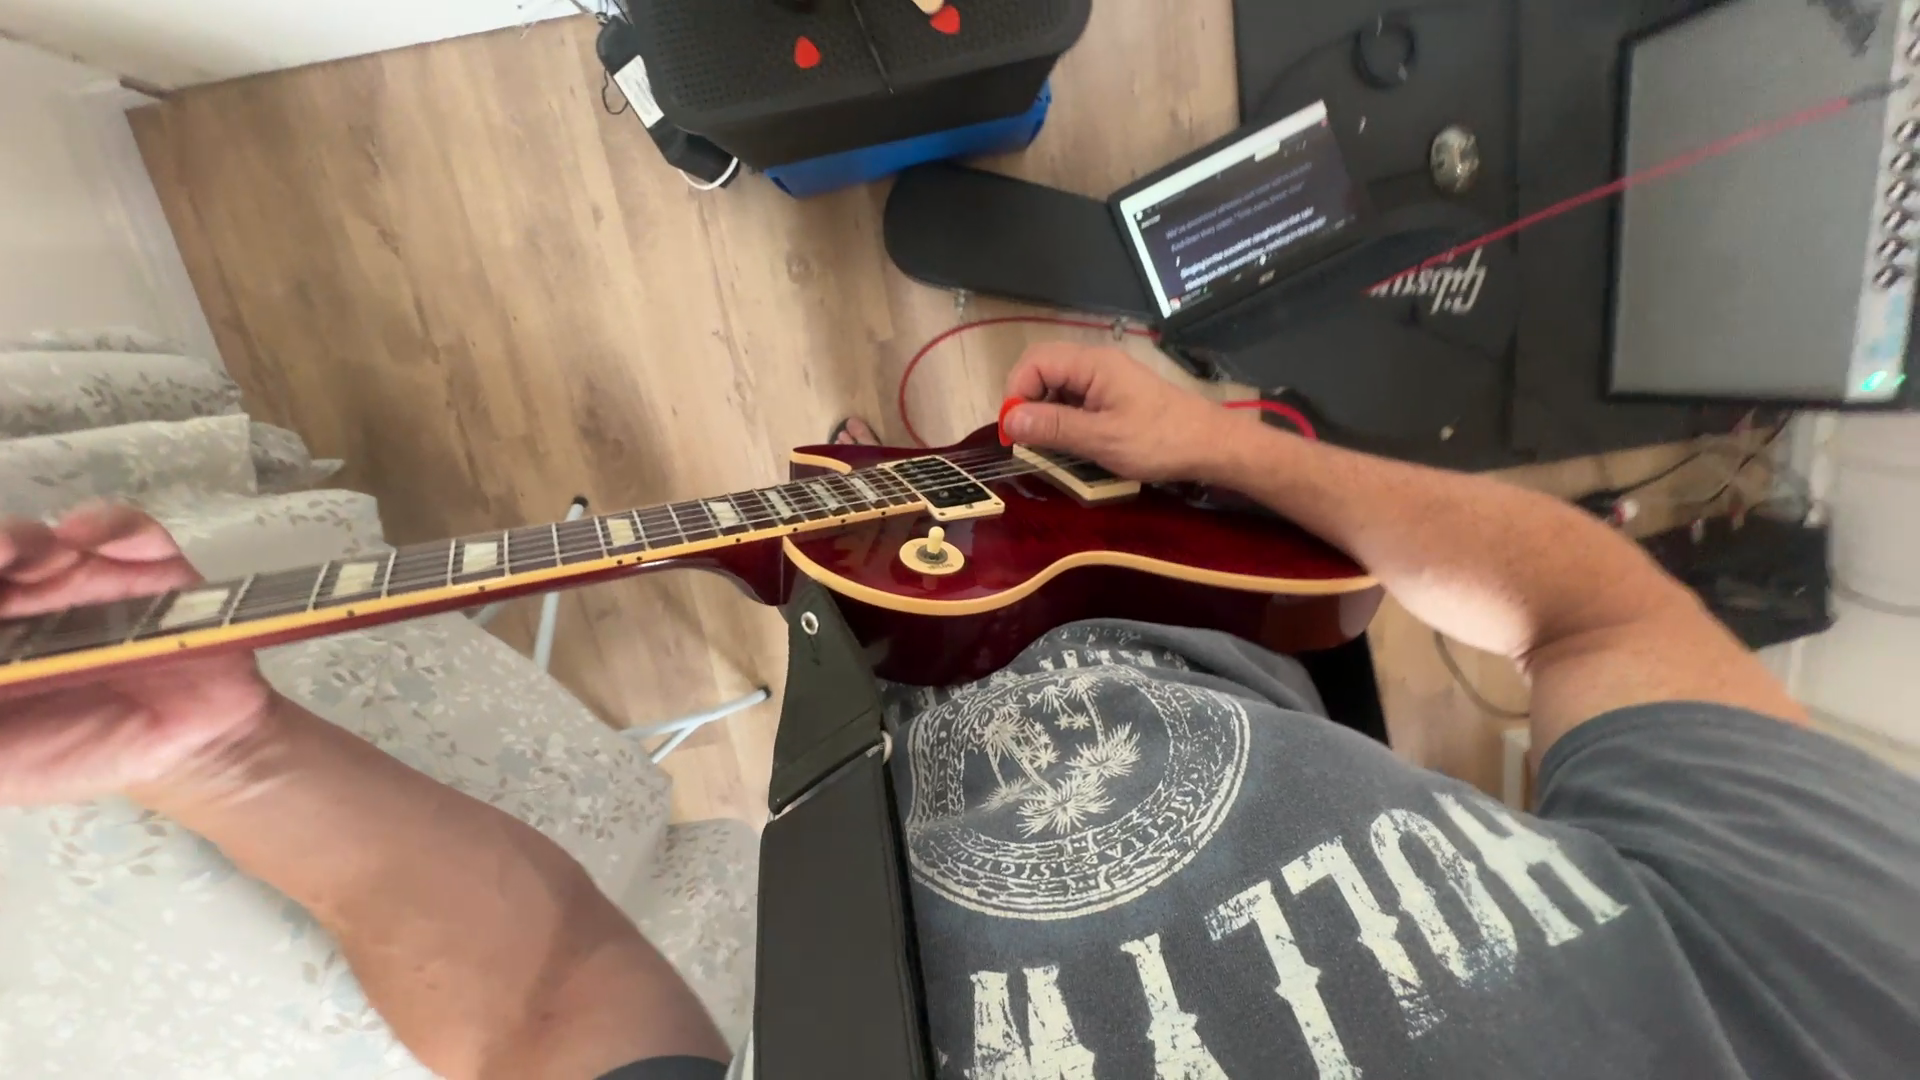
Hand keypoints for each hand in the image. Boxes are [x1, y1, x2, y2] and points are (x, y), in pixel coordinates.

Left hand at [0, 504, 277, 805]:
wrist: (192, 749)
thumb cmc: (75, 755)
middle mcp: (16, 604)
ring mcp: (85, 583)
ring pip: (33, 536)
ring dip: (16, 537)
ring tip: (26, 554)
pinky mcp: (153, 572)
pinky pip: (129, 530)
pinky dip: (108, 524)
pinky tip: (88, 540)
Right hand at [1002, 343, 1259, 481]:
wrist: (1210, 445)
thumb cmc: (1158, 441)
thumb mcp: (1101, 439)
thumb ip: (1054, 427)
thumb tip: (1009, 420)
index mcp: (1092, 364)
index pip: (1033, 363)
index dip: (1015, 394)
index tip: (1015, 433)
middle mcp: (1095, 364)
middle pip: (1042, 370)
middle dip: (1026, 402)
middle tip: (1026, 440)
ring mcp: (1104, 379)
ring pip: (1056, 386)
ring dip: (1045, 413)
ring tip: (1048, 446)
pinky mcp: (1112, 395)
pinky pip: (1074, 399)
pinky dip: (1063, 419)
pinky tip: (1070, 443)